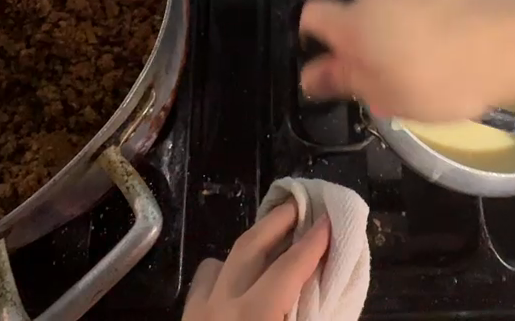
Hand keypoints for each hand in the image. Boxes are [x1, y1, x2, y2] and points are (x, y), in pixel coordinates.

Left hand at [183, 199, 329, 320]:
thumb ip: (304, 313)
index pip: (288, 269)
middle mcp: (221, 306)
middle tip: (300, 204)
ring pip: (220, 261)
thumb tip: (317, 282)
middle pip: (250, 247)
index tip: (329, 220)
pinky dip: (222, 274)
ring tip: (271, 238)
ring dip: (248, 247)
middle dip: (276, 221)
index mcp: (254, 315)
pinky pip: (203, 285)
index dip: (312, 243)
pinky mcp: (185, 317)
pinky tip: (236, 280)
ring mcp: (197, 312)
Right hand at [298, 0, 514, 120]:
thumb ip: (348, 82)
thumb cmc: (445, 79)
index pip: (312, 16)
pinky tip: (454, 48)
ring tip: (428, 68)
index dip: (311, 38)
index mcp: (355, 23)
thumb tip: (312, 75)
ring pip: (391, 10)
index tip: (328, 64)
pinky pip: (423, 3)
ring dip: (397, 34)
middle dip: (362, 44)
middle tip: (385, 80)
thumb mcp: (391, 97)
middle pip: (355, 15)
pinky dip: (428, 23)